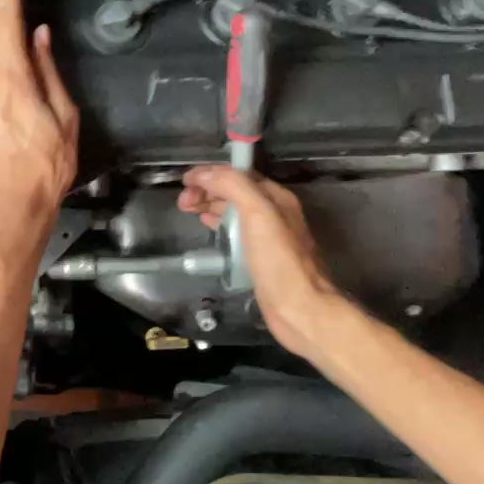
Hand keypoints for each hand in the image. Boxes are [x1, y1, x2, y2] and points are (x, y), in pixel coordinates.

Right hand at [179, 166, 352, 359]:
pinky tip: (208, 229)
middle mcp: (274, 213)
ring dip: (210, 205)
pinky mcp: (261, 257)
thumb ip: (233, 186)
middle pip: (235, 191)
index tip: (185, 181)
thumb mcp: (258, 214)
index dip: (210, 174)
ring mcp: (268, 236)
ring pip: (234, 210)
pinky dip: (219, 224)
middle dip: (206, 190)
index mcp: (276, 198)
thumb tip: (204, 175)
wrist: (300, 309)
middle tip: (183, 202)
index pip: (238, 174)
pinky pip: (236, 231)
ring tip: (188, 211)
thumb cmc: (279, 260)